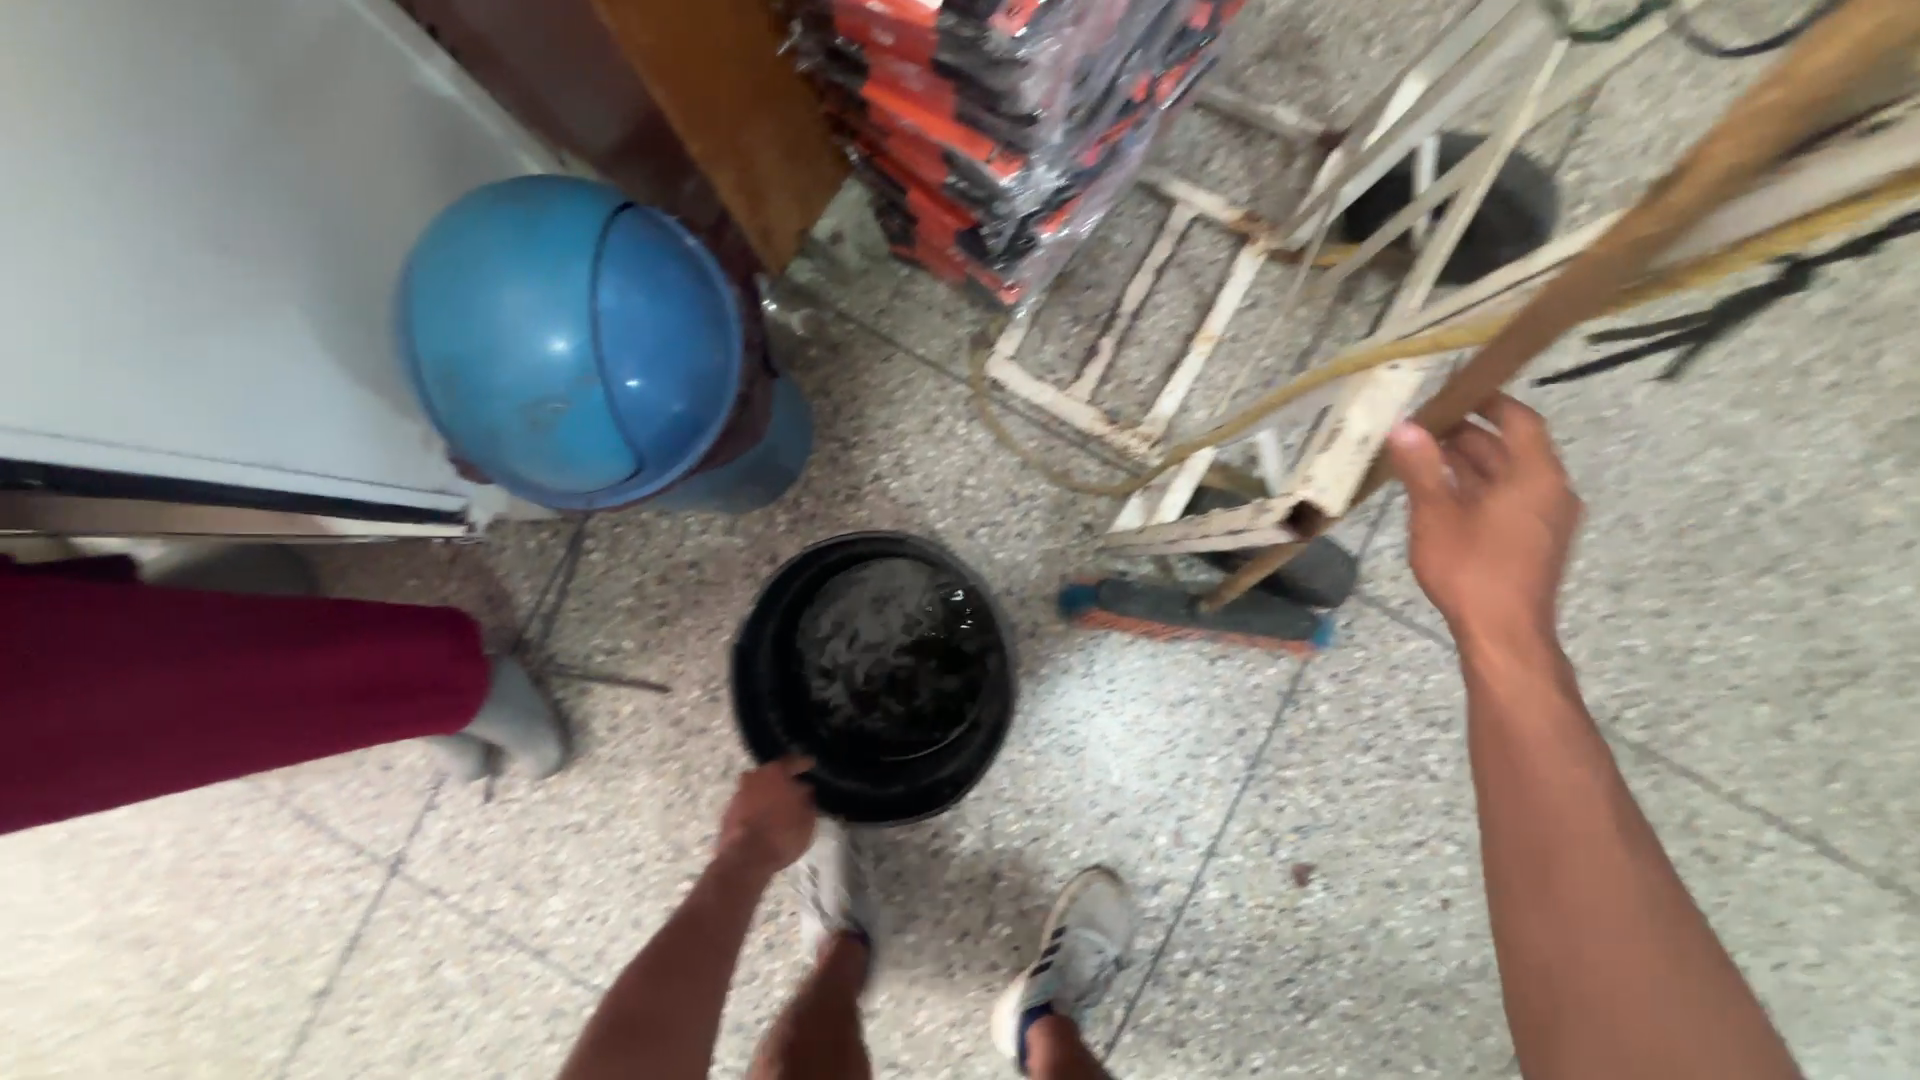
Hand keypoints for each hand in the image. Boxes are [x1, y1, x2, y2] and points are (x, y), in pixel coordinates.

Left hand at [715, 758, 816, 877]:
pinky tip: (764, 821)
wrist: (744, 860)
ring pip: (756, 789)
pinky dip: (756, 810)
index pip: (791, 762)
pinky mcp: (727, 815)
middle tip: (793, 787)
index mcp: (774, 773)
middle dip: (781, 780)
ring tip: (779, 808)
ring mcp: (737, 796)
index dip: (803, 764)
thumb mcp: (807, 818)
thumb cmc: (782, 834)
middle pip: (770, 774)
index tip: (810, 764)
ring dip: (766, 795)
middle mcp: (753, 778)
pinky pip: (747, 806)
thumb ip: (807, 800)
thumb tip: (805, 790)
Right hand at [1386, 395, 1582, 647]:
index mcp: (1535, 475)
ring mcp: (1545, 518)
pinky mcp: (1534, 541)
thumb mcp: (1436, 514)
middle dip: (1468, 434)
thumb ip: (1421, 468)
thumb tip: (1403, 427)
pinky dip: (1478, 488)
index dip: (1489, 401)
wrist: (1504, 633)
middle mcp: (1550, 490)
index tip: (1456, 390)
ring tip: (1424, 456)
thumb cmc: (1471, 568)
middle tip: (1423, 425)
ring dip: (1470, 463)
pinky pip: (1508, 499)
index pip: (1519, 420)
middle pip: (1511, 448)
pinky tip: (1441, 494)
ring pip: (1507, 476)